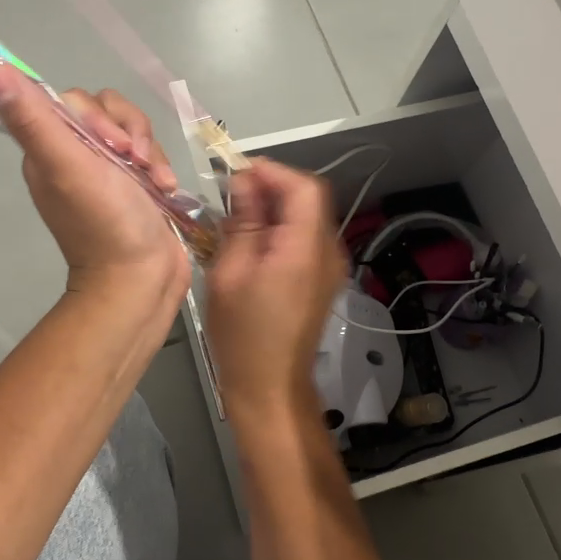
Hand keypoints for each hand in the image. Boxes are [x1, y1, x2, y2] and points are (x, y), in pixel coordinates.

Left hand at [0, 65, 189, 299]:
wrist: (141, 279)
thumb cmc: (105, 224)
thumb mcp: (67, 167)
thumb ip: (33, 120)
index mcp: (49, 150)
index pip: (74, 101)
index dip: (100, 116)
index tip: (114, 146)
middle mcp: (74, 156)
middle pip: (108, 111)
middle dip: (132, 133)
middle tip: (135, 165)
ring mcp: (107, 172)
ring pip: (133, 132)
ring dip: (151, 153)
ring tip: (157, 182)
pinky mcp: (134, 185)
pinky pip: (149, 156)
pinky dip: (160, 169)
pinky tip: (166, 190)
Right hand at [204, 160, 347, 416]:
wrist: (271, 387)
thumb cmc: (243, 335)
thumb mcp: (230, 272)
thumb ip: (242, 222)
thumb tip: (244, 183)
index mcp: (305, 248)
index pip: (303, 186)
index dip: (271, 172)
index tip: (236, 174)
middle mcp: (328, 252)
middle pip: (309, 198)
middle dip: (271, 188)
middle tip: (231, 195)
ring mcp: (331, 267)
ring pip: (307, 218)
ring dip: (275, 209)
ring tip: (236, 220)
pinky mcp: (324, 280)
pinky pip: (306, 240)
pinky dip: (282, 231)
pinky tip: (252, 245)